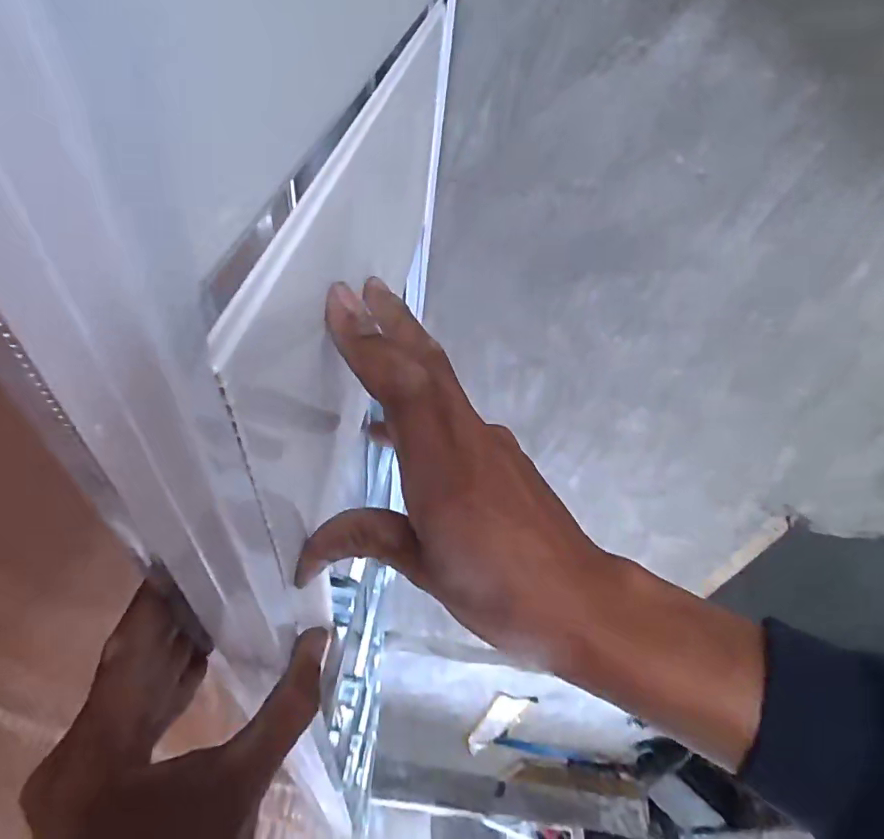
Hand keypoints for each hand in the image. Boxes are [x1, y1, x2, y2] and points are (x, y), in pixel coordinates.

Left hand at [21, 583, 328, 838]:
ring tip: (216, 601)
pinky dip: (162, 685)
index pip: (126, 650)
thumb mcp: (242, 786)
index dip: (157, 599)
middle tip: (215, 567)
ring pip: (124, 690)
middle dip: (172, 619)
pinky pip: (125, 716)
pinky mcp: (87, 784)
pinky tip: (198, 657)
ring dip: (169, 649)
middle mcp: (68, 758)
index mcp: (93, 754)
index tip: (186, 552)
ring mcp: (72, 774)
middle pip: (125, 666)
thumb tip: (321, 637)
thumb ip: (286, 707)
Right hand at [294, 278, 616, 668]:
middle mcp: (469, 436)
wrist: (578, 597)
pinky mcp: (501, 455)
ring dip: (409, 350)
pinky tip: (394, 425)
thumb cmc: (499, 588)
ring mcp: (491, 442)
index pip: (402, 384)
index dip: (369, 343)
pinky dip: (421, 398)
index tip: (341, 304)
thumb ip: (369, 540)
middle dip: (394, 322)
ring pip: (443, 382)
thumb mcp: (427, 568)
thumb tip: (305, 552)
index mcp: (444, 462)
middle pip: (428, 364)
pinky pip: (453, 411)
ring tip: (377, 330)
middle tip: (365, 287)